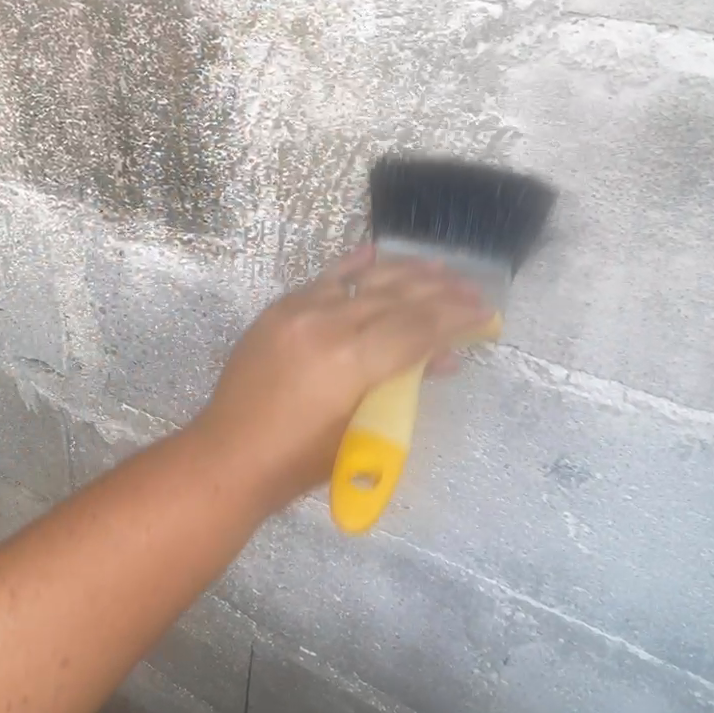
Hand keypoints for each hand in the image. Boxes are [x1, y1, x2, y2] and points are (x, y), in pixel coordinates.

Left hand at [187, 246, 492, 512]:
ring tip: (437, 268)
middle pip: (395, 299)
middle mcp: (327, 325)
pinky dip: (350, 266)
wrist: (229, 455)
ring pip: (361, 283)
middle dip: (438, 293)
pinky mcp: (278, 310)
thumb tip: (446, 358)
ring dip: (402, 273)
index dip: (454, 317)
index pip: (417, 327)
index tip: (484, 311)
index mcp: (351, 361)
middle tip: (471, 289)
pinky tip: (373, 252)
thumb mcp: (361, 431)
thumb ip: (402, 386)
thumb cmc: (300, 460)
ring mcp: (298, 312)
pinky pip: (322, 280)